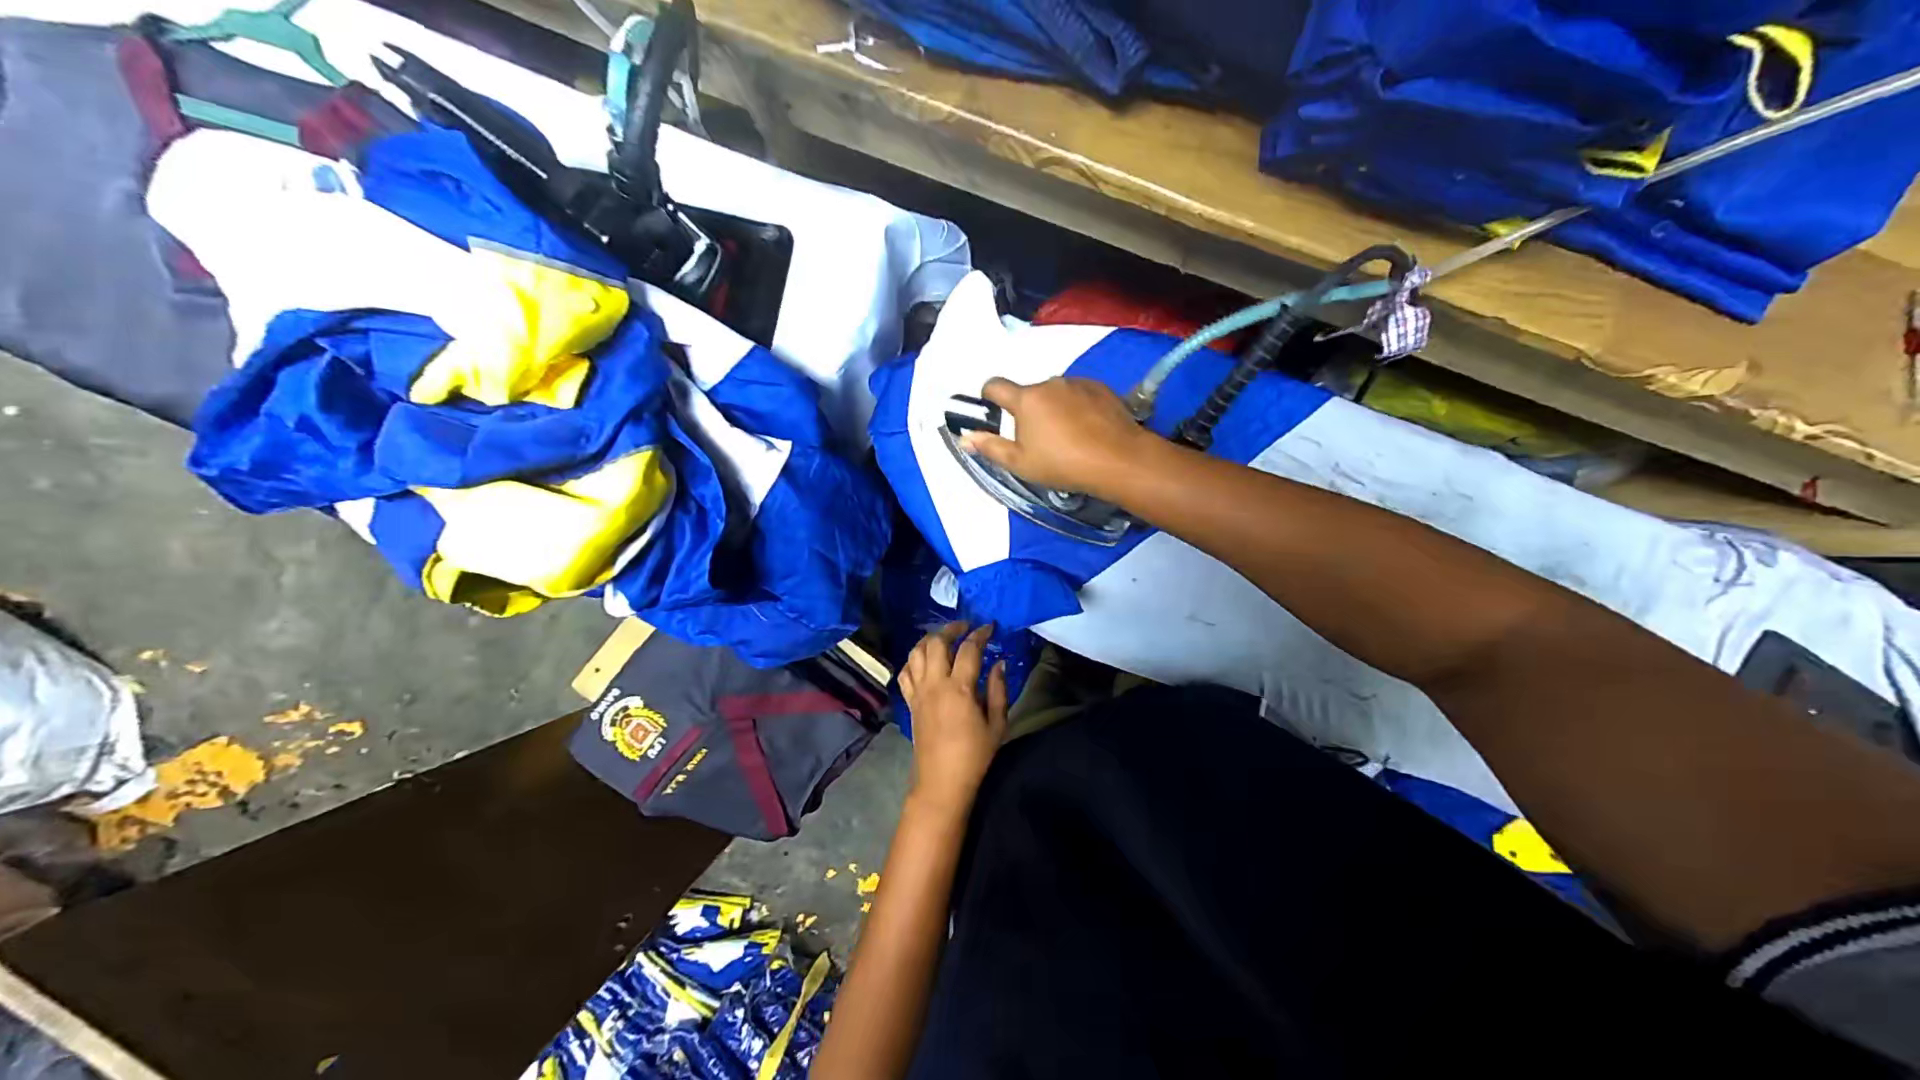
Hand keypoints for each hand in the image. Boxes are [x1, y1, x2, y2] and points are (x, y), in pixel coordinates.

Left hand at [898, 622, 1007, 812]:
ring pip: (916, 653)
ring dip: (929, 640)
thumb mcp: (997, 724)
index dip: (980, 634)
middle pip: (936, 643)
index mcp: (959, 689)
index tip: (990, 627)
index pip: (968, 649)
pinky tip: (924, 661)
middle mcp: (934, 684)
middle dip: (951, 629)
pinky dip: (913, 660)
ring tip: (944, 638)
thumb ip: (998, 690)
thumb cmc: (975, 755)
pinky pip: (905, 672)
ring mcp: (918, 692)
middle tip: (965, 627)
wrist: (942, 782)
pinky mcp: (910, 702)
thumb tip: (998, 663)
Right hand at [959, 376, 1155, 500]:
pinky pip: (1079, 394)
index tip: (992, 411)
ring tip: (1068, 437)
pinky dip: (1078, 407)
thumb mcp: (1021, 464)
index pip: (995, 385)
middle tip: (1039, 441)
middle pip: (1029, 394)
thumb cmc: (1064, 464)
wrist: (1119, 459)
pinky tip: (1088, 429)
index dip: (988, 396)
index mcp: (1026, 399)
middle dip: (1028, 412)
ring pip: (1056, 394)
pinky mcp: (1101, 388)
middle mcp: (1050, 383)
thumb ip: (990, 447)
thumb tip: (965, 437)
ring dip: (1054, 408)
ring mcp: (1077, 383)